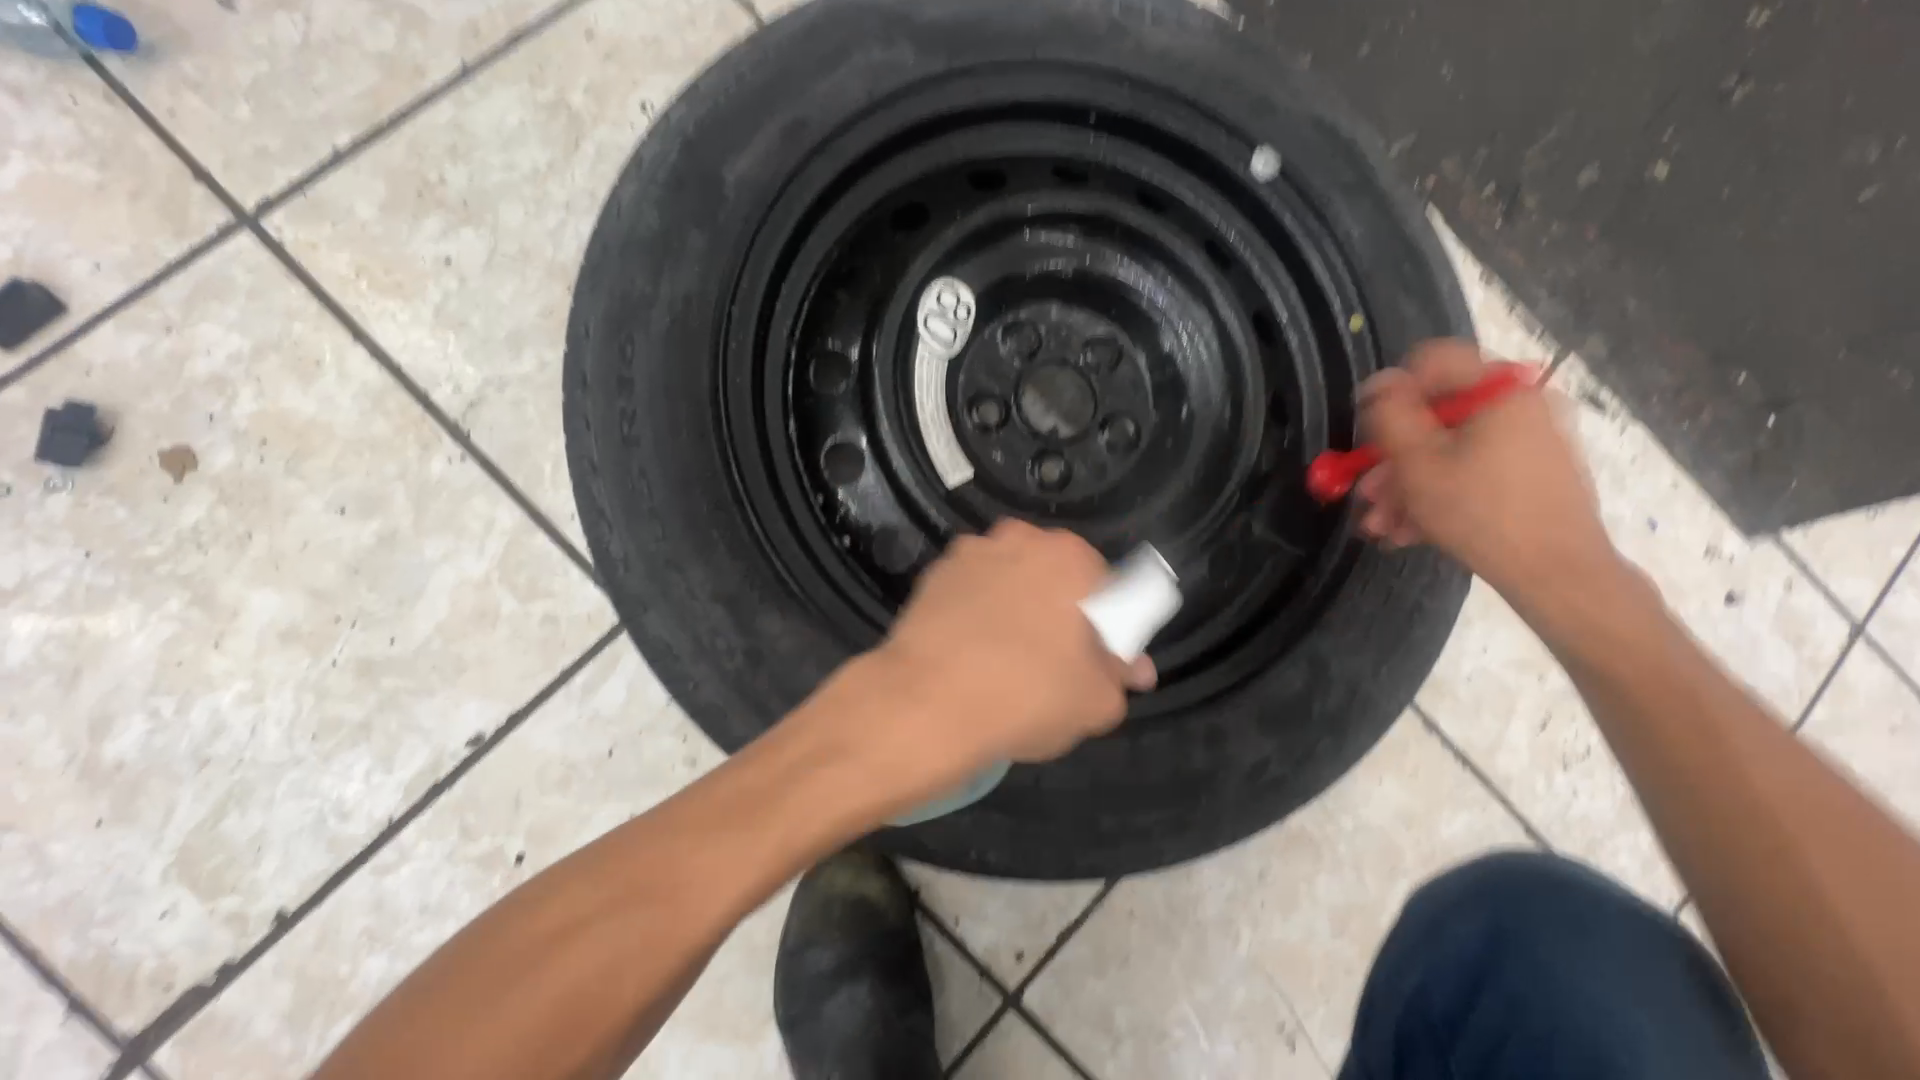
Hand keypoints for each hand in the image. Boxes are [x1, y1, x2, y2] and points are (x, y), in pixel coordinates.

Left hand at [830, 520, 1154, 795]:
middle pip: (1059, 579)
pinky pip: (972, 594)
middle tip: (1061, 665)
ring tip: (1012, 662)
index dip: (1115, 632)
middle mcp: (1022, 540)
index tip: (1105, 664)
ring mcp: (971, 553)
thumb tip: (1133, 670)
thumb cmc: (1027, 694)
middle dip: (1066, 614)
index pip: (1113, 592)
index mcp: (1072, 558)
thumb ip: (1121, 678)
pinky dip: (979, 614)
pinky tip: (975, 654)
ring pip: (1013, 581)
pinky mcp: (932, 576)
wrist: (925, 703)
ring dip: (1020, 609)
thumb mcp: (1095, 701)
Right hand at [1356, 339, 1619, 600]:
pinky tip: (1411, 532)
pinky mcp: (1536, 475)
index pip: (1433, 362)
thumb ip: (1389, 415)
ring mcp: (1533, 441)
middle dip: (1393, 459)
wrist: (1558, 574)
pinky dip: (1441, 496)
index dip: (1391, 392)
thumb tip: (1379, 384)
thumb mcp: (1417, 463)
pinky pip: (1475, 472)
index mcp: (1500, 389)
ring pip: (1452, 451)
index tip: (1369, 433)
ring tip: (1383, 526)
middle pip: (1438, 416)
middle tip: (1366, 495)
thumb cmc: (1481, 512)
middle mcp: (1522, 405)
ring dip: (1408, 487)